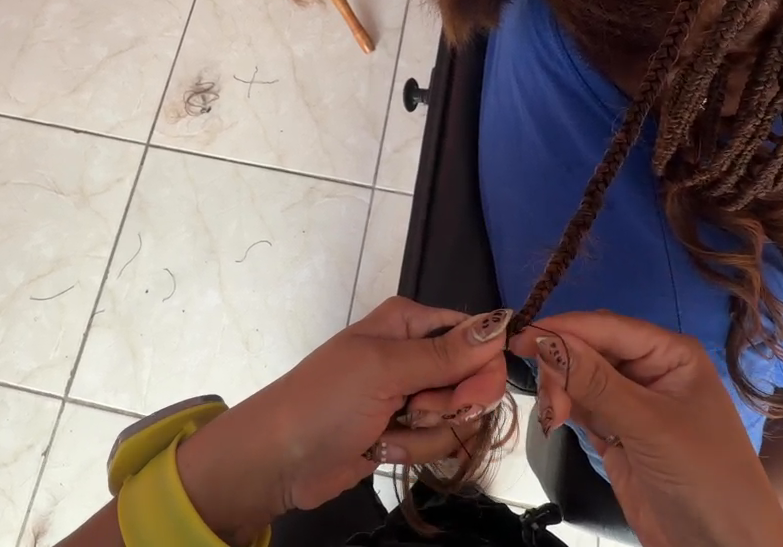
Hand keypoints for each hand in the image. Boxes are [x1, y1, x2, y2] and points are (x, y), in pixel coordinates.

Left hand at [174, 298, 511, 543]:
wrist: (280, 460)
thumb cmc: (326, 400)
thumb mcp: (385, 369)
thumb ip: (446, 353)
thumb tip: (502, 322)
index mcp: (410, 322)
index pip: (476, 335)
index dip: (482, 369)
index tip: (467, 398)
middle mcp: (415, 352)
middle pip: (473, 380)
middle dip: (450, 407)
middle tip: (416, 412)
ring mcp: (411, 394)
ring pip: (459, 417)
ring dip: (426, 434)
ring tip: (386, 430)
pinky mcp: (407, 431)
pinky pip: (438, 442)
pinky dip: (413, 450)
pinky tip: (380, 447)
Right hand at [514, 312, 782, 546]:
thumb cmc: (705, 478)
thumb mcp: (650, 426)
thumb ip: (595, 381)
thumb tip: (543, 340)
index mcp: (669, 352)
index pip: (606, 326)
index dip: (564, 328)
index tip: (520, 337)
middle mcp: (649, 368)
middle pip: (589, 347)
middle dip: (561, 362)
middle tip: (546, 393)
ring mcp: (631, 400)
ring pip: (579, 375)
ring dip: (559, 388)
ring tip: (554, 414)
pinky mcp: (616, 431)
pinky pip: (580, 404)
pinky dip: (563, 407)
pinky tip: (555, 416)